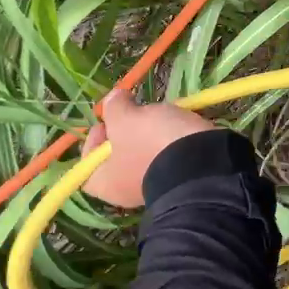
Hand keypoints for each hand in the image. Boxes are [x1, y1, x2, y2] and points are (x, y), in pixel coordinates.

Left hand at [81, 90, 215, 207]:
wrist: (200, 159)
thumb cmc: (152, 143)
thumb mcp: (127, 119)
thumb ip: (114, 107)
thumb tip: (111, 99)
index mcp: (102, 182)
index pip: (88, 161)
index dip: (96, 137)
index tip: (111, 117)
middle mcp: (123, 190)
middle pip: (118, 157)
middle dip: (129, 132)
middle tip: (140, 114)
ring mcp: (152, 184)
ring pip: (145, 154)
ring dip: (153, 135)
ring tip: (166, 116)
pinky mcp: (177, 176)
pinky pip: (167, 156)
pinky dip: (171, 141)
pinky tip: (180, 126)